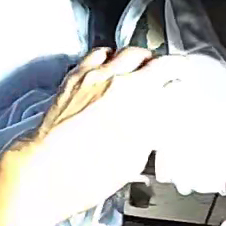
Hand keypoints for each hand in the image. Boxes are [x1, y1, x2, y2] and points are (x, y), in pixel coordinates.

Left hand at [0, 47, 186, 225]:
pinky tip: (108, 69)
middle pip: (145, 56)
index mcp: (137, 95)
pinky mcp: (71, 81)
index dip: (179, 75)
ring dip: (134, 58)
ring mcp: (90, 78)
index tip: (181, 80)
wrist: (44, 172)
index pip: (169, 71)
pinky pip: (94, 57)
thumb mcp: (136, 155)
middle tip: (163, 75)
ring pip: (120, 52)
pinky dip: (107, 59)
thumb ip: (153, 127)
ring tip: (138, 70)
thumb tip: (162, 114)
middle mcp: (113, 79)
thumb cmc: (87, 172)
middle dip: (158, 64)